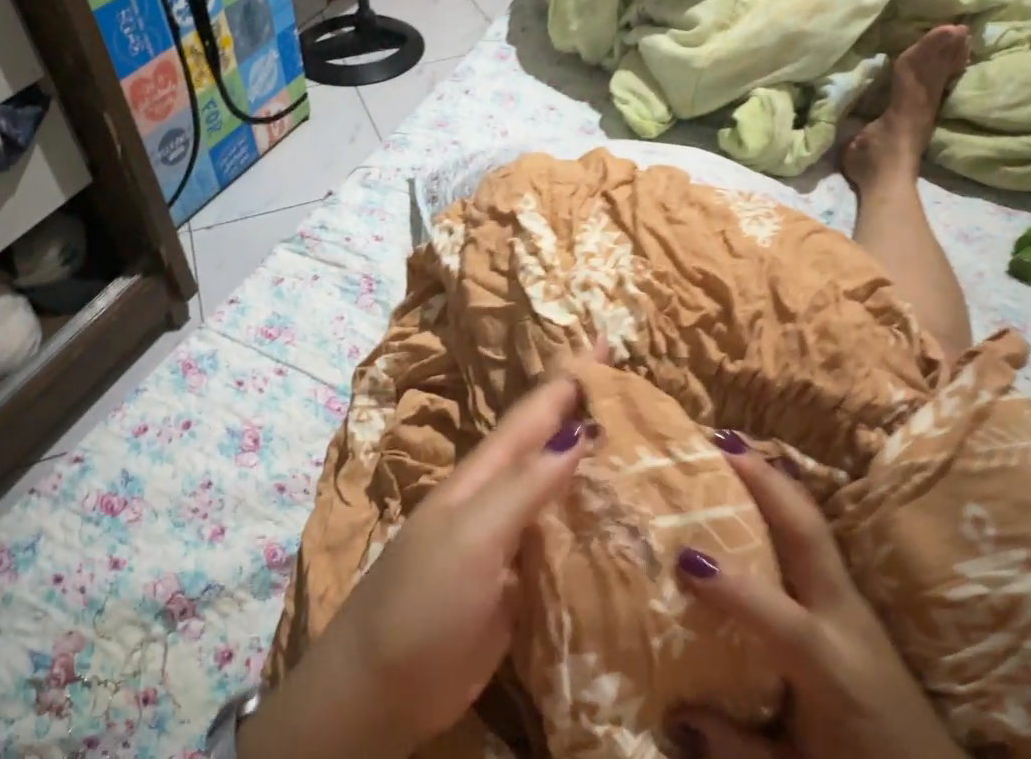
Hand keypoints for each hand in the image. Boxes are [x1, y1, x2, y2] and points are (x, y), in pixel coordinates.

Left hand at [238, 356, 602, 758]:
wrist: (381, 690)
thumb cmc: (421, 604)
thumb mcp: (471, 537)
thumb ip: (523, 488)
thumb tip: (580, 431)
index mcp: (481, 480)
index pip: (531, 417)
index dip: (566, 379)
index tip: (604, 340)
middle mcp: (497, 505)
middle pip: (548, 451)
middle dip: (586, 417)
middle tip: (641, 396)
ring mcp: (508, 549)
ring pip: (561, 499)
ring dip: (597, 474)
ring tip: (649, 453)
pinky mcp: (521, 593)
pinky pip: (565, 551)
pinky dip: (595, 533)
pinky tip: (631, 533)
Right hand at [666, 448, 963, 758]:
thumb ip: (736, 746)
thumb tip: (675, 713)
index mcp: (828, 667)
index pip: (781, 619)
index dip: (733, 589)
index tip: (684, 558)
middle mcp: (844, 621)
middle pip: (810, 538)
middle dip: (766, 486)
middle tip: (721, 443)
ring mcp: (854, 604)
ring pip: (815, 526)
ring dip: (775, 481)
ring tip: (735, 445)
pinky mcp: (854, 600)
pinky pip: (817, 539)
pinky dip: (787, 502)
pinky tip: (766, 482)